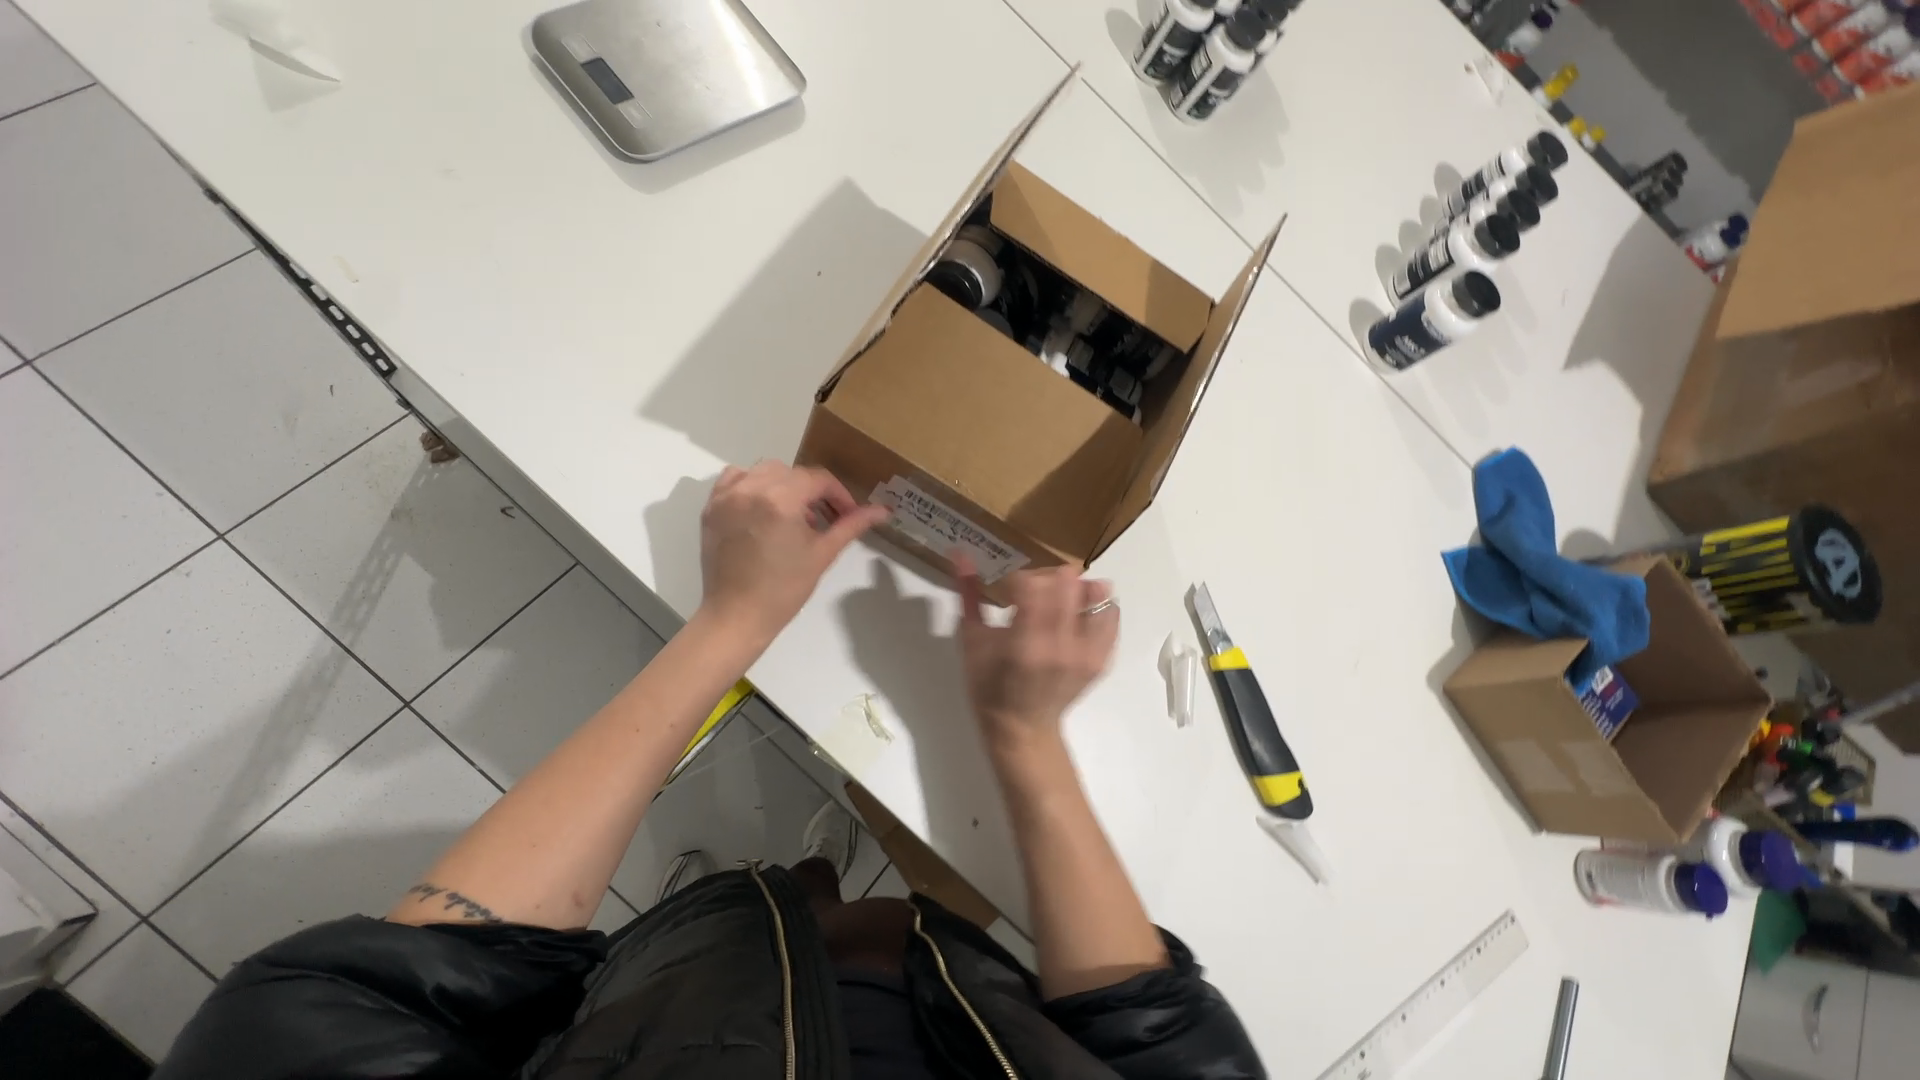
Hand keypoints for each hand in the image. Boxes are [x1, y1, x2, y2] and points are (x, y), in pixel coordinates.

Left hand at [698, 462, 889, 644]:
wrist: (737, 615)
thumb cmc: (784, 590)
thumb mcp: (823, 554)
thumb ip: (851, 525)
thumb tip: (882, 511)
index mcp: (781, 500)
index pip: (818, 479)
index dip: (838, 494)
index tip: (847, 514)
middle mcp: (751, 489)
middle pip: (792, 473)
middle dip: (812, 491)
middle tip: (823, 518)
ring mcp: (727, 496)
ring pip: (764, 471)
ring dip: (784, 484)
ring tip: (792, 514)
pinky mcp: (711, 507)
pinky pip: (734, 478)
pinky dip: (752, 484)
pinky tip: (762, 506)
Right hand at [956, 558, 1118, 752]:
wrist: (1022, 728)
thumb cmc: (988, 686)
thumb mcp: (972, 641)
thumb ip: (968, 595)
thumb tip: (960, 554)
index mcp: (1025, 643)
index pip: (1032, 584)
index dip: (1016, 580)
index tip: (1007, 594)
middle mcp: (1062, 646)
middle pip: (1066, 582)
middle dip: (1045, 579)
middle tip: (1031, 595)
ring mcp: (1088, 653)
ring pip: (1095, 593)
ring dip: (1074, 590)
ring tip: (1057, 603)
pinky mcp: (1102, 658)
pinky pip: (1110, 614)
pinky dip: (1095, 606)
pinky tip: (1077, 614)